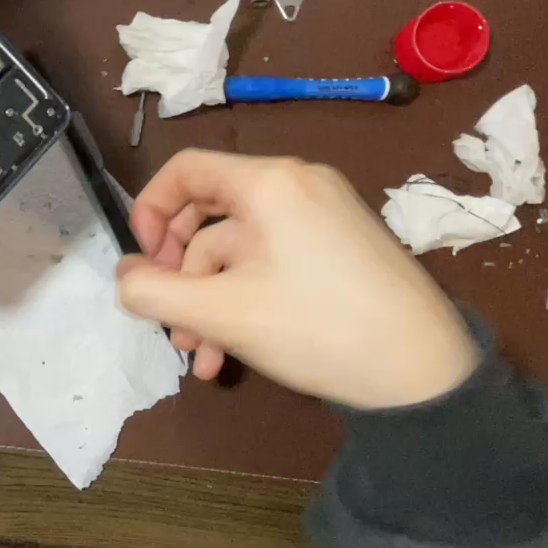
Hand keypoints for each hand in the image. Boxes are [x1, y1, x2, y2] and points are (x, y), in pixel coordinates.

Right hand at [115, 151, 480, 409]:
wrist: (425, 377)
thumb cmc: (316, 328)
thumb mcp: (218, 312)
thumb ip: (152, 291)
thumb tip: (123, 276)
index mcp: (269, 183)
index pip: (184, 170)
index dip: (148, 211)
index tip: (143, 263)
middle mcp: (296, 188)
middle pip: (206, 216)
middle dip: (178, 273)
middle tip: (167, 314)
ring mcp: (320, 220)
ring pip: (234, 252)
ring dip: (206, 303)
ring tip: (199, 354)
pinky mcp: (335, 252)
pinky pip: (266, 266)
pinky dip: (240, 303)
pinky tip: (228, 356)